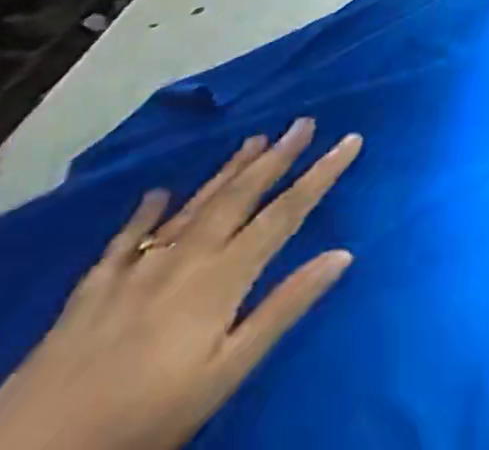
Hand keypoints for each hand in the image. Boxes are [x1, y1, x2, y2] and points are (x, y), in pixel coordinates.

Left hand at [0, 119, 362, 449]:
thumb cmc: (147, 412)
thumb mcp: (228, 370)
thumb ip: (284, 308)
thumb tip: (343, 253)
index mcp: (219, 280)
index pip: (284, 214)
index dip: (321, 174)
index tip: (351, 141)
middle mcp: (180, 264)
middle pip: (236, 200)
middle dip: (275, 159)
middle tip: (303, 123)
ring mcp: (130, 276)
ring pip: (189, 210)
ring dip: (226, 173)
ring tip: (254, 141)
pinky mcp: (90, 295)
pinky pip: (123, 242)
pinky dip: (145, 214)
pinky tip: (159, 193)